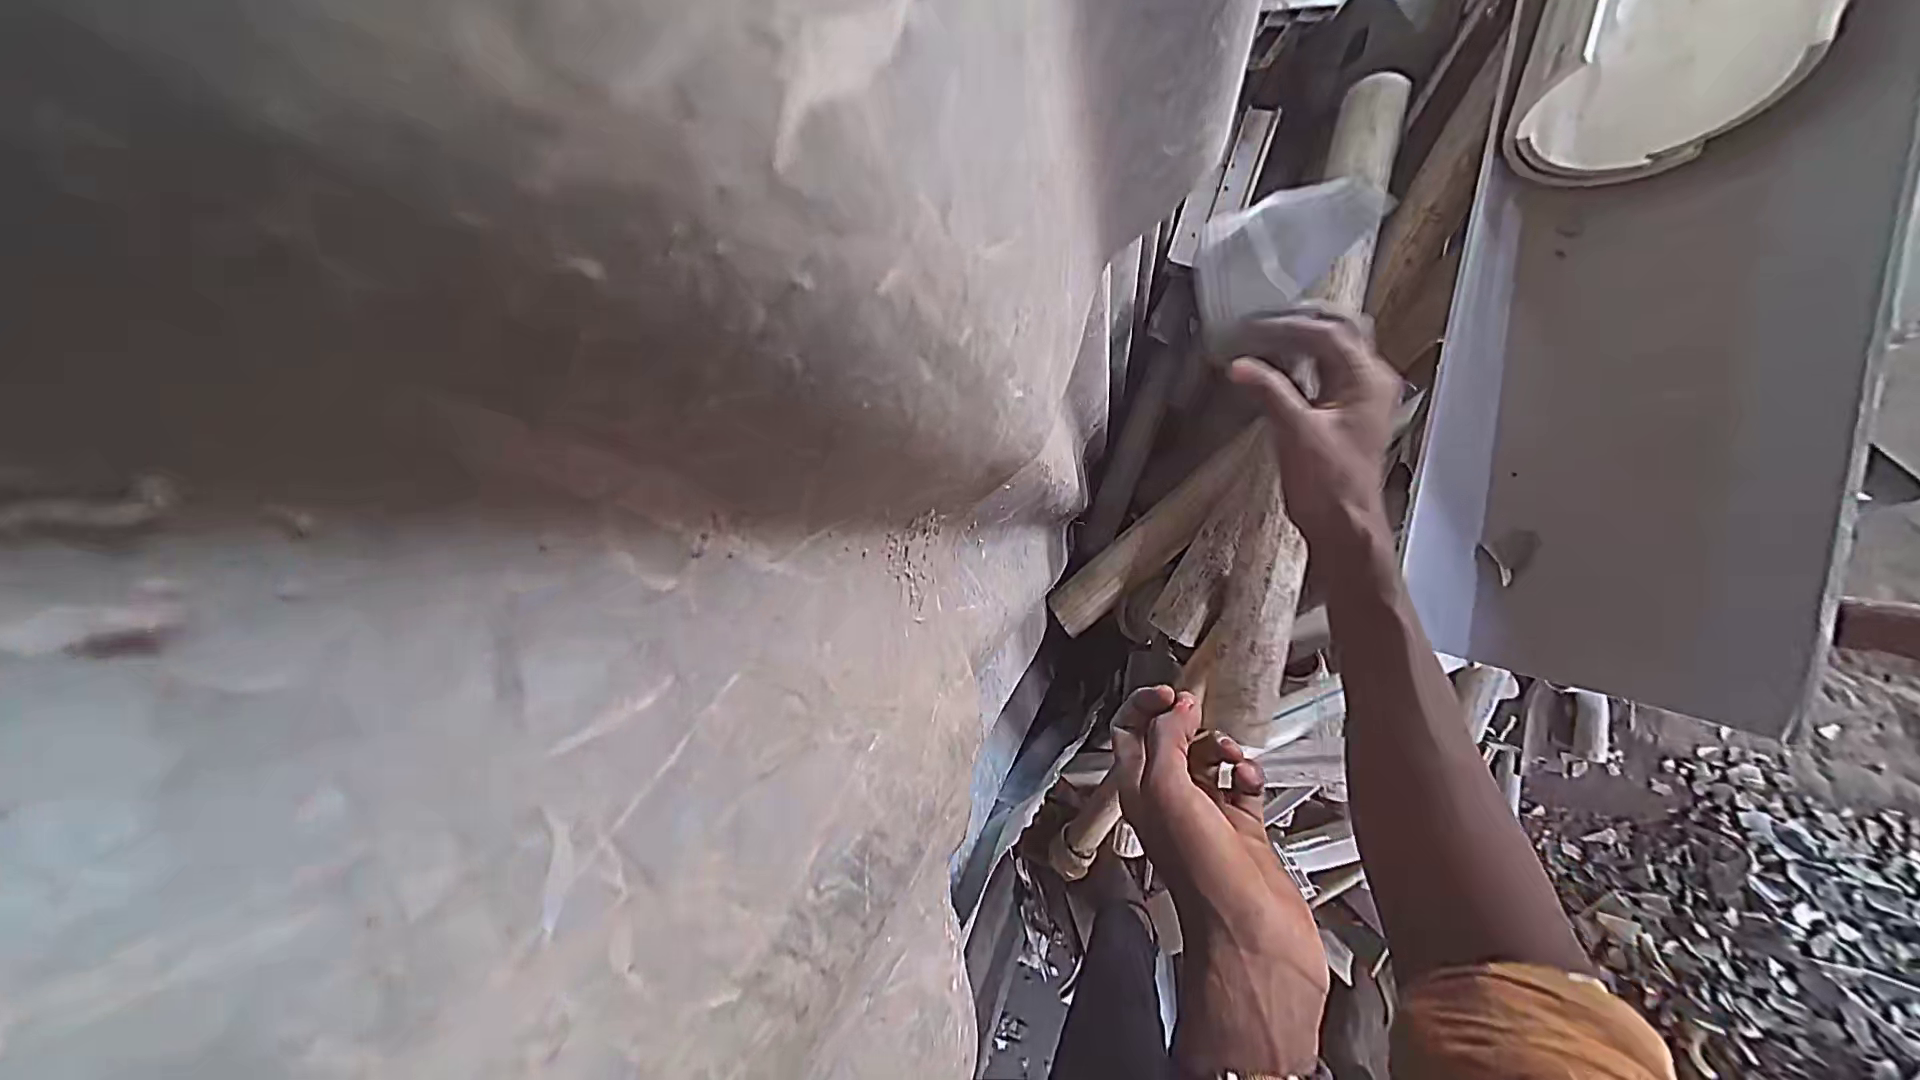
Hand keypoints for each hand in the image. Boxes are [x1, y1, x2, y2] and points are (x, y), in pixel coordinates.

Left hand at [1111, 686, 1327, 1076]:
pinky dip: (1248, 774)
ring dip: (1220, 747)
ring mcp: (1206, 817)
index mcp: (1139, 791)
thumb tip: (1176, 710)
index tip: (1171, 694)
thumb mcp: (1170, 792)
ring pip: (1207, 761)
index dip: (1145, 706)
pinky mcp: (1241, 832)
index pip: (1129, 732)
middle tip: (1202, 718)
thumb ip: (1168, 743)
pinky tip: (1250, 777)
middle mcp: (1168, 802)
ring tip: (1230, 753)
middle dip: (1186, 724)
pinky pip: (1242, 787)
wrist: (1255, 941)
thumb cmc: (1205, 883)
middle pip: (1169, 742)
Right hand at [1225, 308, 1401, 557]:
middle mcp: (1370, 383)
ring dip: (1301, 341)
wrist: (1342, 524)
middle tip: (1263, 321)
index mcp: (1367, 380)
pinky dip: (1300, 364)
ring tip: (1265, 338)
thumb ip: (1269, 392)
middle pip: (1340, 332)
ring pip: (1334, 351)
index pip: (1327, 333)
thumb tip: (1240, 365)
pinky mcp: (1345, 415)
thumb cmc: (1329, 485)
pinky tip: (1276, 370)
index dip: (1286, 326)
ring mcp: (1360, 399)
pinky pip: (1324, 374)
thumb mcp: (1295, 431)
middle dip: (1300, 322)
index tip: (1251, 328)